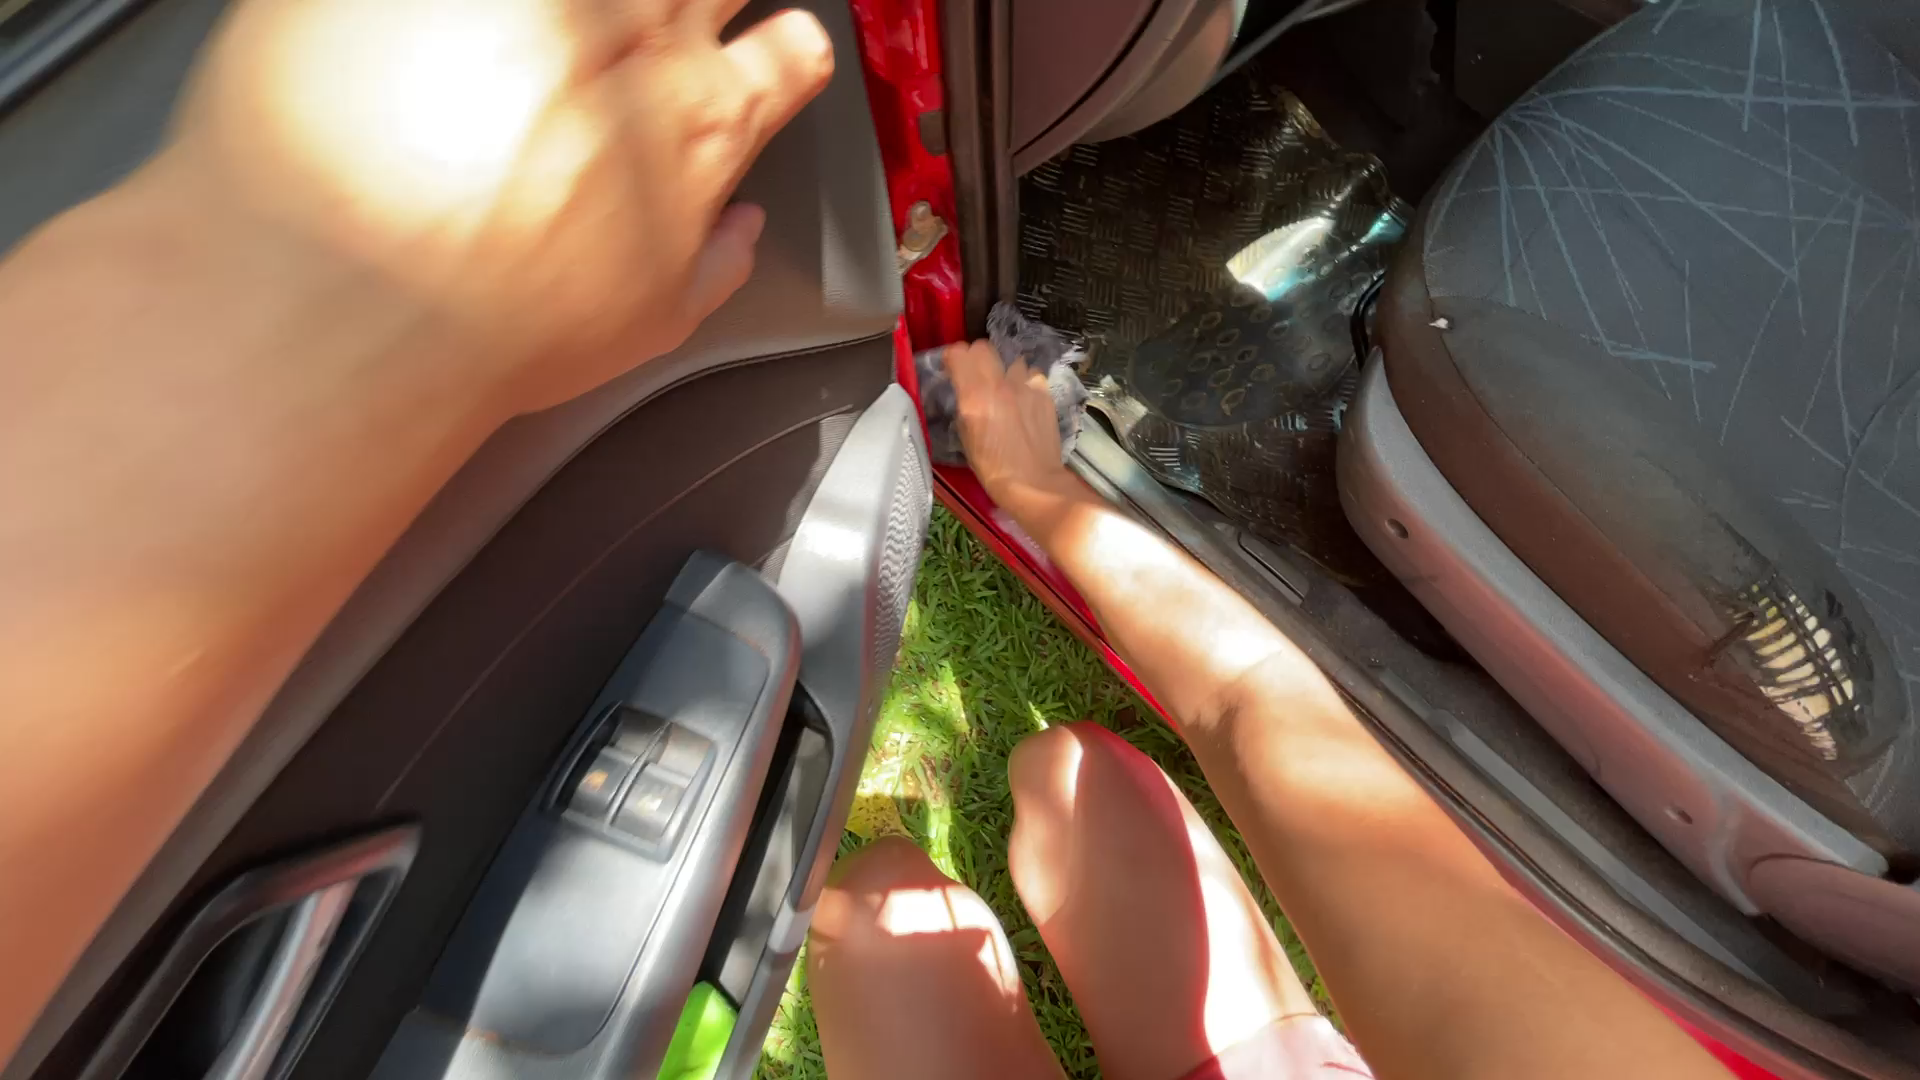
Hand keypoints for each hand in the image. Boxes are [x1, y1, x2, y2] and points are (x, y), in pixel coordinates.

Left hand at [148, 0, 833, 412]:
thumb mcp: (657, 321)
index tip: (777, 54)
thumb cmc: (514, 325)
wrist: (358, 303)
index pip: (791, 53)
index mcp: (703, 127)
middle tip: (670, 35)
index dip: (791, 49)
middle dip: (707, 1)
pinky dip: (509, 16)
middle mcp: (634, 38)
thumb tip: (739, 223)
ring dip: (626, 11)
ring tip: (592, 47)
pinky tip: (502, 43)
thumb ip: (720, 259)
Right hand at [945, 339, 1074, 511]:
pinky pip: (1032, 376)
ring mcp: (1026, 387)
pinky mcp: (1045, 394)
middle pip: (984, 348)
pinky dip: (1026, 384)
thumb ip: (965, 407)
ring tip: (1006, 390)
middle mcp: (999, 385)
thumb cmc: (993, 468)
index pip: (958, 354)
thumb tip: (966, 393)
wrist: (1034, 482)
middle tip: (977, 375)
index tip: (952, 369)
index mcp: (974, 397)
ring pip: (1012, 361)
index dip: (953, 359)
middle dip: (977, 358)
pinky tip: (1025, 401)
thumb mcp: (967, 438)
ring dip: (1005, 372)